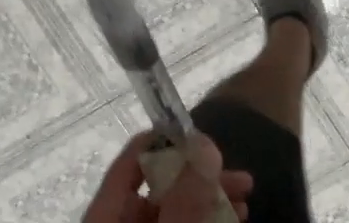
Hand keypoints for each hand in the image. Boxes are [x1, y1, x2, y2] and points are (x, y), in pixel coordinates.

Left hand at [83, 132, 252, 222]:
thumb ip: (186, 196)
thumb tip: (203, 145)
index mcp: (104, 217)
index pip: (128, 164)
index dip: (163, 142)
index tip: (200, 134)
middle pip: (159, 188)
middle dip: (203, 177)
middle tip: (238, 173)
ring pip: (175, 209)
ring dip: (212, 198)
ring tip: (245, 196)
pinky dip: (206, 217)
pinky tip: (233, 216)